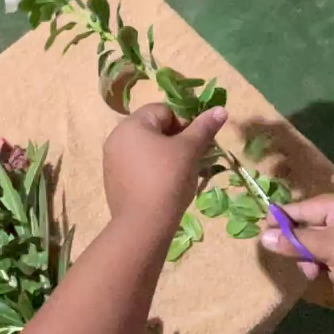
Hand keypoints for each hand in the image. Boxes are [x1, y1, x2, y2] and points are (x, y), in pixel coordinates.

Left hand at [103, 104, 226, 227]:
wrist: (144, 224)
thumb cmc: (168, 179)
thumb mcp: (190, 150)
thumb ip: (204, 127)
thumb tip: (221, 109)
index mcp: (132, 125)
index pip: (164, 111)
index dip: (184, 124)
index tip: (195, 144)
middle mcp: (117, 138)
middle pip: (154, 129)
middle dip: (176, 141)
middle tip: (192, 160)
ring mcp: (112, 162)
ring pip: (147, 150)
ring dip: (166, 157)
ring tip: (181, 175)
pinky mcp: (114, 182)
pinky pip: (138, 168)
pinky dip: (153, 172)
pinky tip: (165, 188)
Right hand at [258, 194, 333, 311]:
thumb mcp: (327, 249)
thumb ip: (295, 242)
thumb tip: (262, 237)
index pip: (307, 207)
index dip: (285, 218)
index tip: (263, 228)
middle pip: (317, 233)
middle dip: (312, 256)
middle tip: (309, 271)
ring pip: (329, 255)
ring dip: (330, 272)